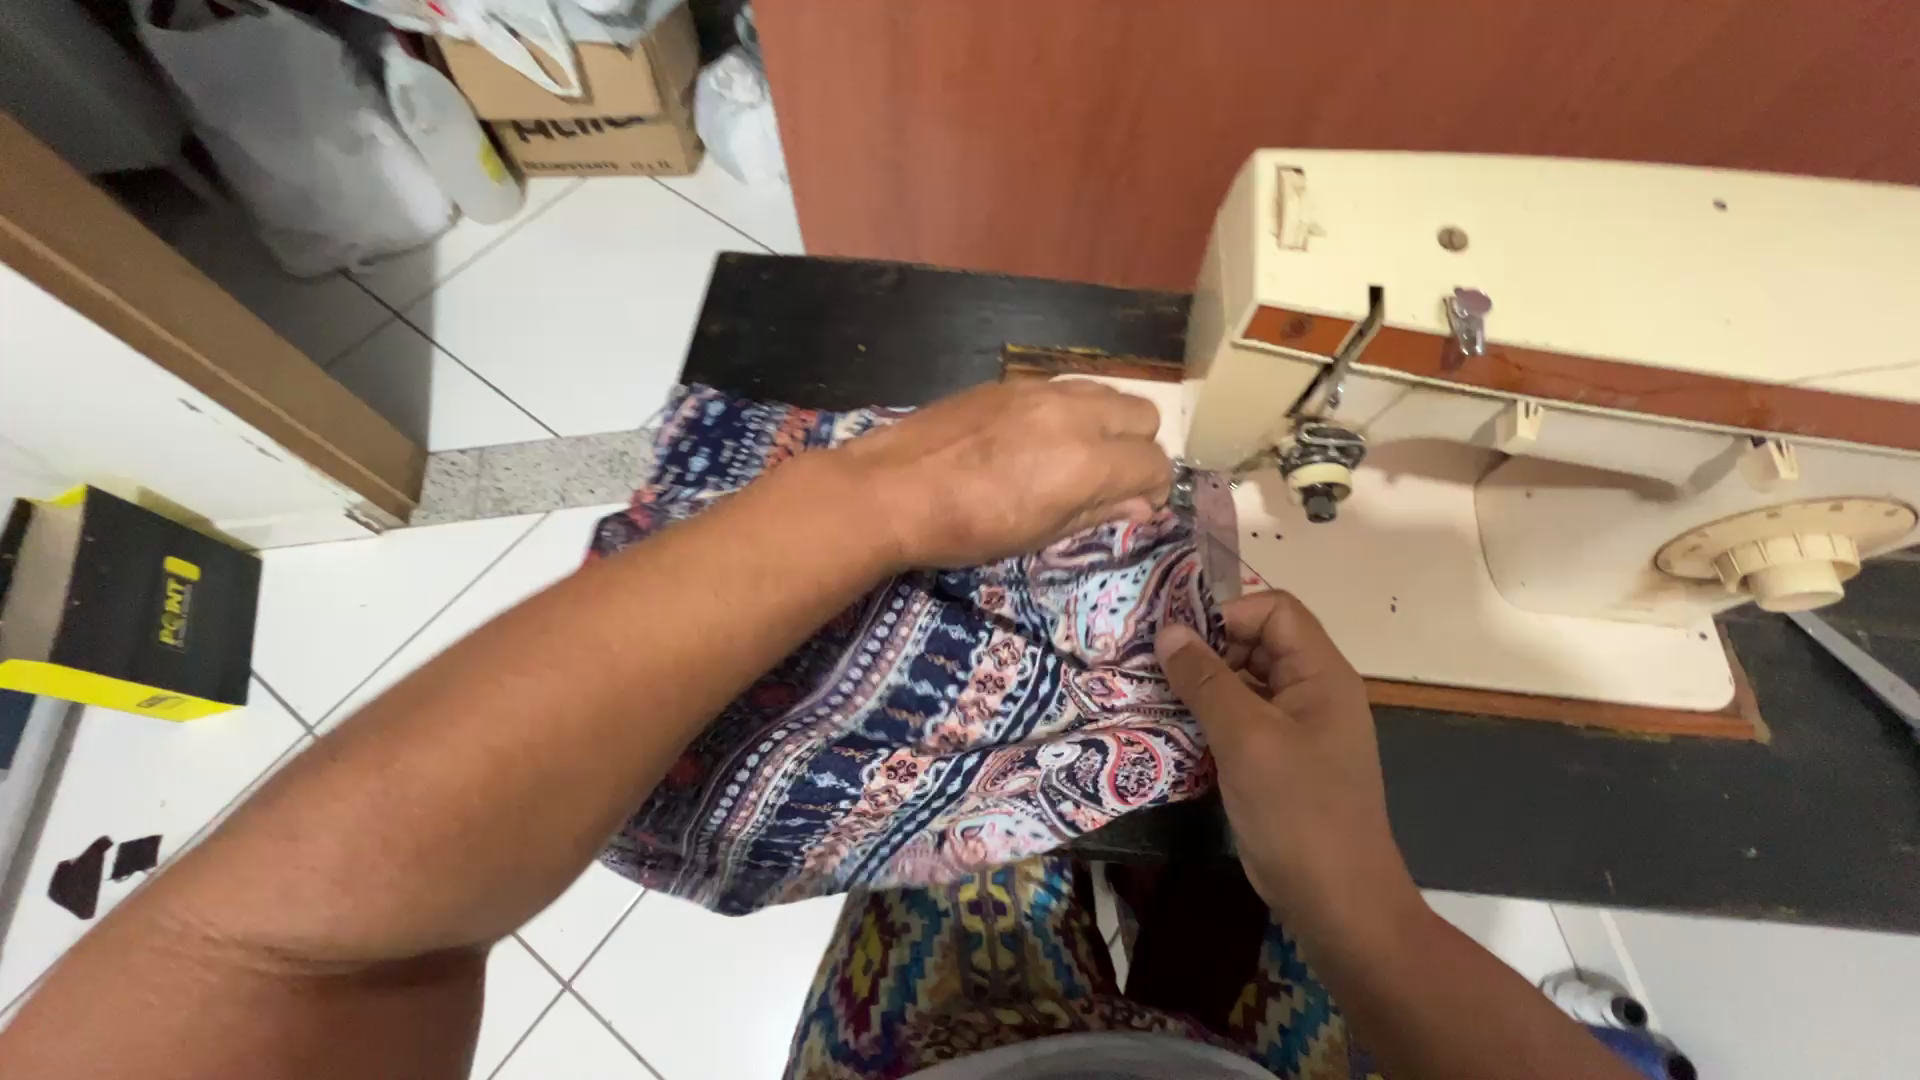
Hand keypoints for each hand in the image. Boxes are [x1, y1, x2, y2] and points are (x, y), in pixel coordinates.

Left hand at [829, 380, 1172, 567]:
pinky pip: (1066, 386)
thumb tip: (1142, 504)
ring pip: (1108, 392)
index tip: (1132, 505)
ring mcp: (1041, 390)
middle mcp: (1075, 414)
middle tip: (1108, 479)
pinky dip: (1072, 409)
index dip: (1153, 490)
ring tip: (1076, 454)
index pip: (1155, 464)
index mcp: (1087, 462)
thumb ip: (1097, 513)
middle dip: (1138, 449)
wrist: (892, 490)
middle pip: (1144, 416)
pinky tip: (1038, 436)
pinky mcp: (1011, 381)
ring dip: (1109, 423)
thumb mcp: (1037, 536)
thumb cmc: (966, 529)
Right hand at [1155, 591, 1421, 937]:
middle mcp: (1310, 691)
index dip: (1228, 613)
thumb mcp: (1246, 737)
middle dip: (1206, 647)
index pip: (1275, 610)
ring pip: (1242, 681)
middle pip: (1256, 642)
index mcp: (1320, 674)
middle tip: (1154, 663)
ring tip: (1152, 691)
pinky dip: (1205, 716)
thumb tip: (1168, 632)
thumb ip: (1206, 680)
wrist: (1336, 901)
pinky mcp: (1275, 758)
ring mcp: (1294, 727)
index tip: (1178, 637)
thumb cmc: (1298, 810)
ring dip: (1200, 683)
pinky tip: (1169, 726)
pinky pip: (1238, 718)